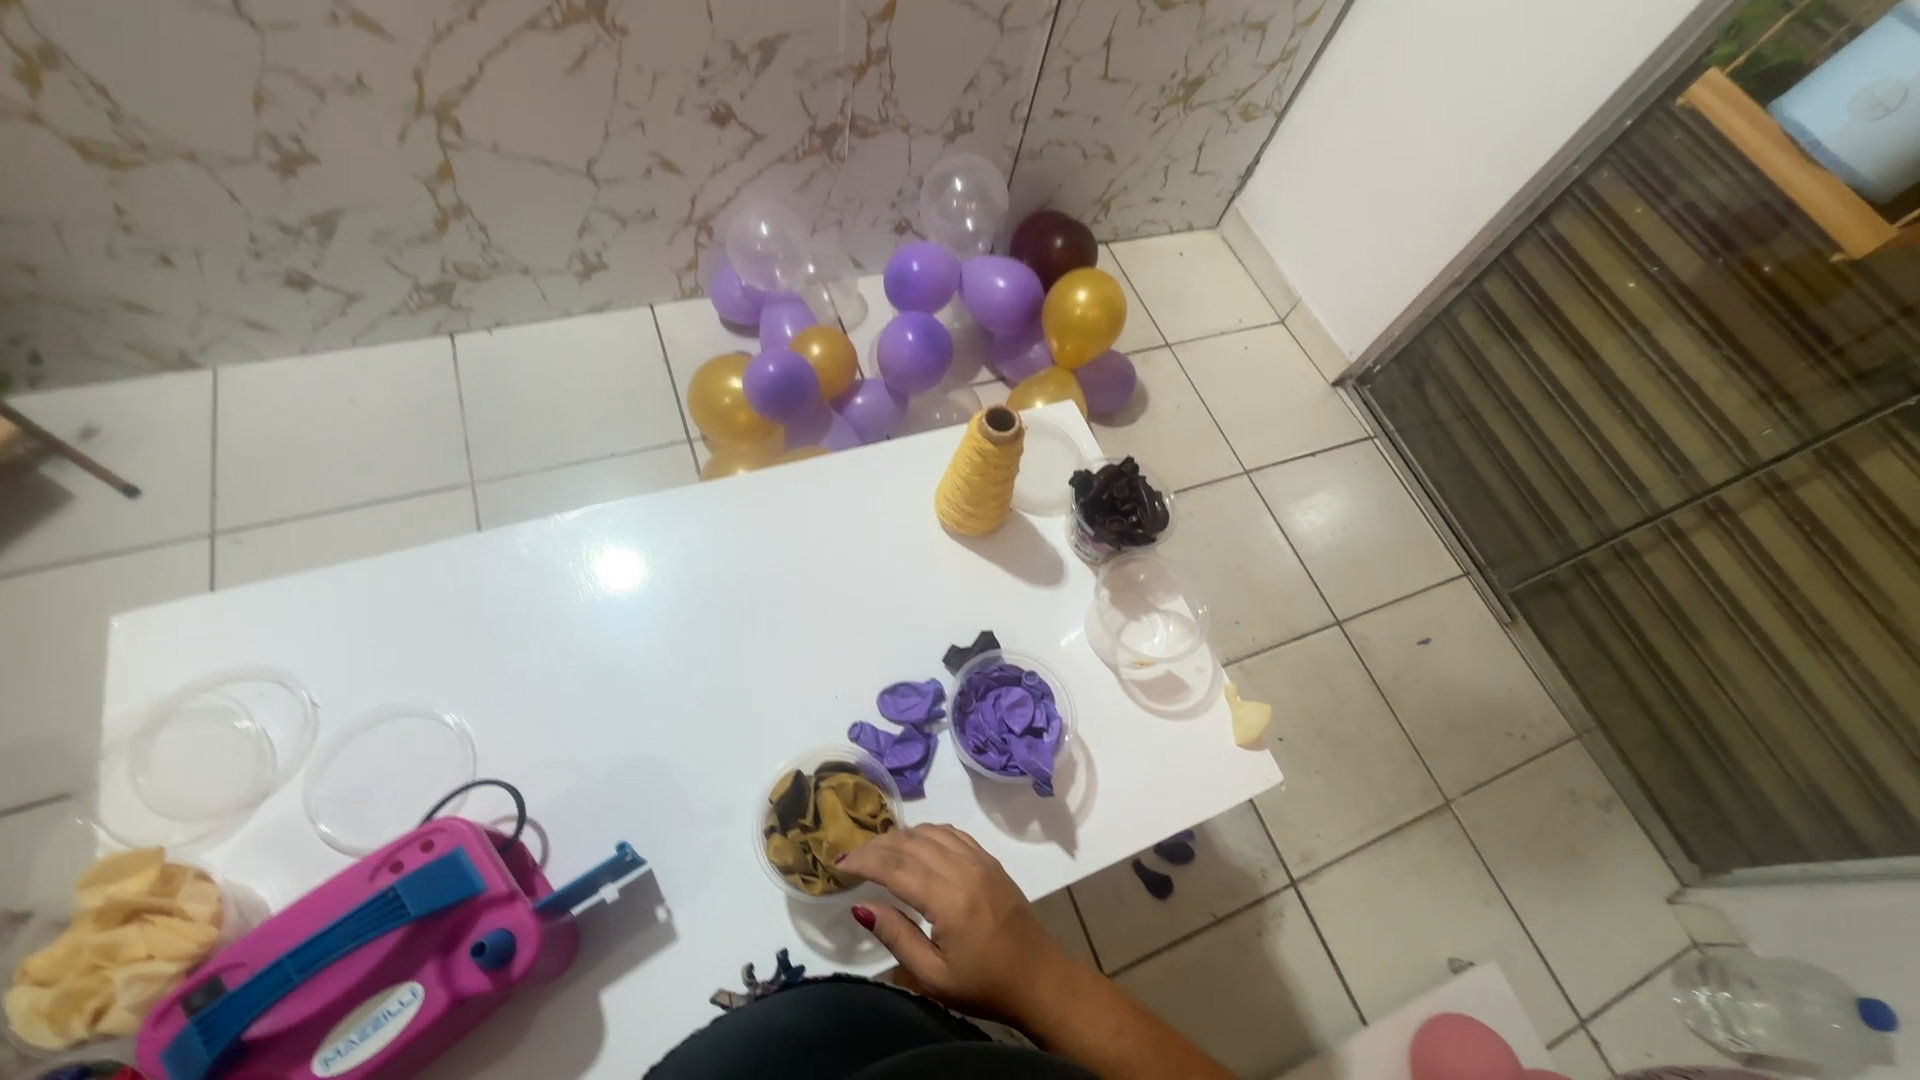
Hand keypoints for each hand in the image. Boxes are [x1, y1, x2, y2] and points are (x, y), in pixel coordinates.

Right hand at [837, 824, 1075, 1024]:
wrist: (1039, 979)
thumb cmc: (984, 985)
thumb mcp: (933, 976)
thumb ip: (897, 936)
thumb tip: (861, 907)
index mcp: (949, 899)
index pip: (895, 866)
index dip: (864, 861)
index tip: (839, 865)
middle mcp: (964, 869)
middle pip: (910, 843)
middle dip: (876, 846)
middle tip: (851, 858)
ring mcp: (980, 860)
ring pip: (931, 831)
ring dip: (900, 836)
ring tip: (876, 851)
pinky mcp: (990, 860)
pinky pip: (952, 833)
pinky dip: (927, 833)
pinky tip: (913, 844)